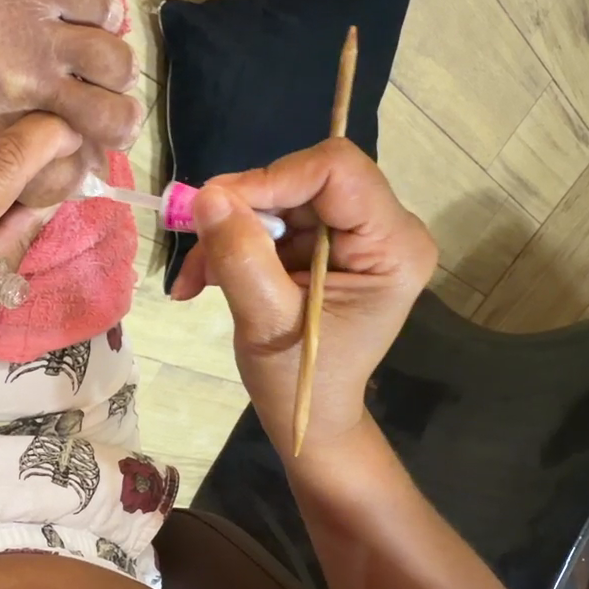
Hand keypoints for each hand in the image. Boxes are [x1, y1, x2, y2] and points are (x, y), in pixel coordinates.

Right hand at [170, 139, 436, 455]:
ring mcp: (355, 236)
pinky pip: (273, 224)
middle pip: (303, 182)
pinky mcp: (327, 247)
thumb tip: (206, 196)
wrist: (309, 417)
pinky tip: (206, 280)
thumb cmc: (300, 383)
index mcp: (393, 246)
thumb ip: (241, 257)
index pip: (336, 170)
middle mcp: (384, 229)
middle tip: (197, 255)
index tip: (213, 208)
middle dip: (241, 213)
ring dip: (228, 235)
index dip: (270, 179)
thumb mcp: (267, 323)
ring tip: (195, 280)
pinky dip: (233, 246)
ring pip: (280, 201)